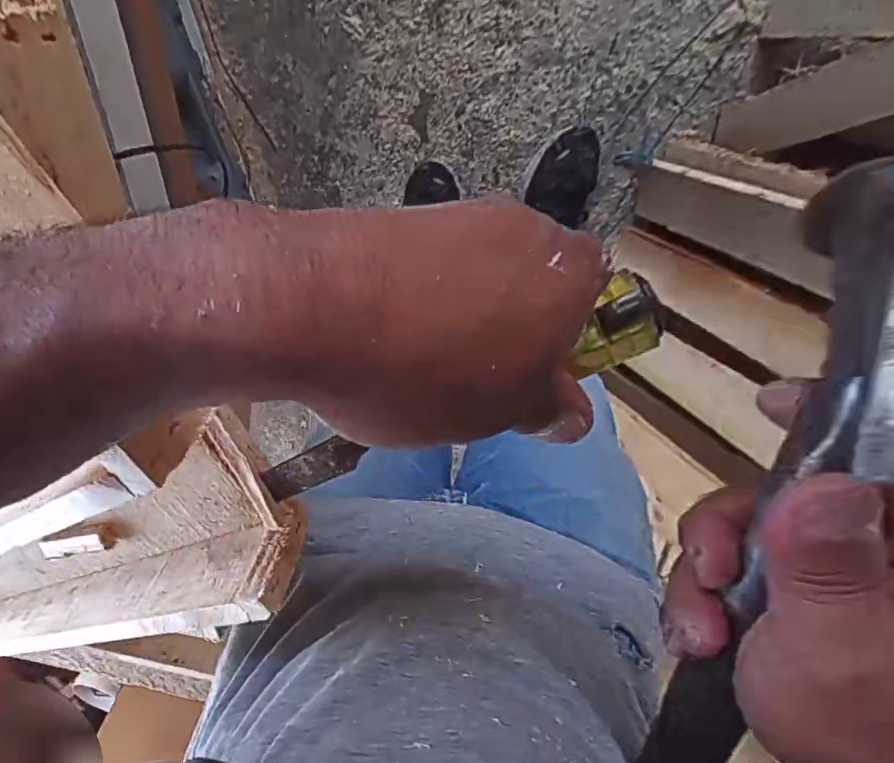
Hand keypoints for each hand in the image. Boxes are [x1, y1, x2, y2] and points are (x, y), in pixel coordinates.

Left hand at [242, 196, 608, 446]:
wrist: (313, 309)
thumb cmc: (416, 373)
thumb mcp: (487, 415)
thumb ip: (537, 408)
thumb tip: (569, 414)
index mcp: (571, 275)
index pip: (581, 320)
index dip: (541, 362)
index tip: (503, 392)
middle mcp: (524, 229)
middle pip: (521, 297)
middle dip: (492, 340)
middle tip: (447, 382)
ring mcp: (457, 217)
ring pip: (466, 285)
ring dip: (444, 323)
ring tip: (398, 363)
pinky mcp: (400, 220)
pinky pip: (416, 274)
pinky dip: (403, 302)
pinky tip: (370, 334)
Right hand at [662, 383, 893, 762]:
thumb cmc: (865, 732)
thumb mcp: (840, 653)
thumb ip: (830, 568)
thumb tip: (816, 486)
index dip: (844, 430)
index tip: (772, 406)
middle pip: (816, 492)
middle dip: (739, 535)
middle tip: (706, 579)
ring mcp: (879, 565)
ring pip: (767, 525)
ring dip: (711, 572)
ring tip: (696, 632)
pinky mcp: (832, 581)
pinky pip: (753, 556)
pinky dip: (713, 591)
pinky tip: (702, 633)